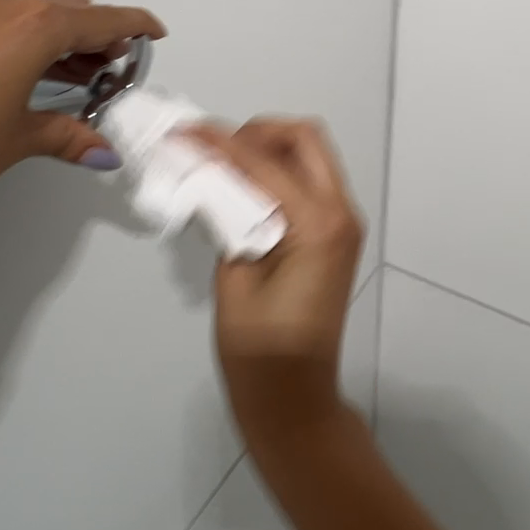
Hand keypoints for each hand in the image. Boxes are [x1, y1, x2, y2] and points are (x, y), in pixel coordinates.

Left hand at [0, 0, 165, 305]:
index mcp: (34, 31)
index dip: (133, 27)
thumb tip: (102, 152)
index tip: (155, 32)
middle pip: (64, 13)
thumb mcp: (16, 141)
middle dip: (94, 36)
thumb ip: (64, 136)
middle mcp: (0, 11)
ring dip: (55, 24)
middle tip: (112, 63)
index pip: (101, 21)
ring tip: (75, 47)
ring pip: (25, 6)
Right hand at [189, 119, 364, 432]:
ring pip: (311, 155)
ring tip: (224, 162)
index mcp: (318, 223)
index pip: (265, 162)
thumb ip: (228, 217)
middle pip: (306, 138)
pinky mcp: (336, 233)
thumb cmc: (259, 351)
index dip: (221, 141)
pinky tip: (244, 184)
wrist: (294, 399)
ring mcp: (344, 221)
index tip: (185, 129)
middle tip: (215, 146)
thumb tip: (214, 178)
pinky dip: (279, 171)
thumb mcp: (234, 276)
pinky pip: (310, 182)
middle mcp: (341, 212)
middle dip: (258, 131)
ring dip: (270, 148)